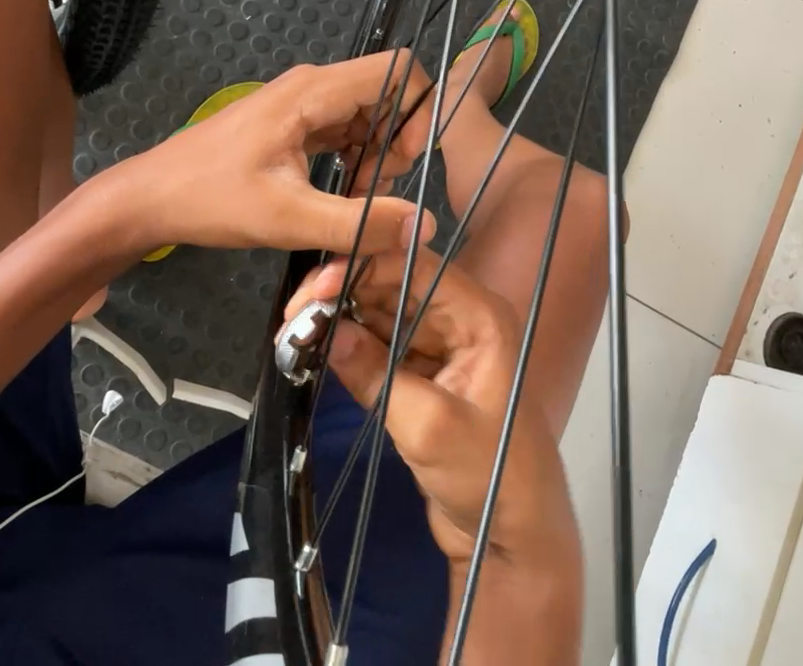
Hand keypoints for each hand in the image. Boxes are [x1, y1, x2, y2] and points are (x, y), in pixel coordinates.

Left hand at [116, 52, 437, 255]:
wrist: (151, 198)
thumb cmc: (212, 200)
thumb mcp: (288, 219)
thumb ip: (358, 222)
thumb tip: (422, 226)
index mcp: (314, 91)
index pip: (397, 69)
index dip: (418, 111)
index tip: (404, 163)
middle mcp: (314, 87)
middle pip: (388, 95)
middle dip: (397, 142)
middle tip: (375, 190)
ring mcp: (304, 105)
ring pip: (370, 116)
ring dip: (378, 155)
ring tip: (356, 197)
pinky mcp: (296, 125)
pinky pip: (347, 131)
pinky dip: (357, 159)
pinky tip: (341, 192)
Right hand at [286, 252, 579, 569]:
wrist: (510, 535)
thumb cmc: (488, 474)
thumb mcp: (429, 424)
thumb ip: (375, 373)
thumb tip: (322, 331)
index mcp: (478, 316)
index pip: (415, 268)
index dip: (362, 267)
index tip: (315, 289)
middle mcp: (462, 321)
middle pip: (395, 286)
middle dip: (344, 294)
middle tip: (292, 313)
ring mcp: (442, 348)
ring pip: (384, 316)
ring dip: (343, 319)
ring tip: (293, 330)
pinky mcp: (424, 376)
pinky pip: (383, 347)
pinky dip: (352, 347)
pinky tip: (315, 348)